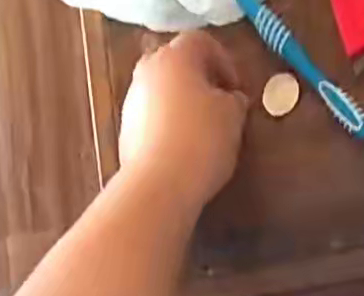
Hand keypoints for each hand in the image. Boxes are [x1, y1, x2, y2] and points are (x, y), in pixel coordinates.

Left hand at [118, 31, 248, 210]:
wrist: (160, 185)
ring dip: (183, 107)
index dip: (225, 62)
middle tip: (220, 109)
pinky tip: (183, 153)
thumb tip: (233, 99)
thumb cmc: (202, 143)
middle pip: (178, 66)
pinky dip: (169, 129)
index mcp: (176, 58)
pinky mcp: (126, 131)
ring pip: (163, 94)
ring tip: (202, 135)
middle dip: (200, 84)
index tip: (237, 89)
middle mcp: (148, 70)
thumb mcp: (232, 120)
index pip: (202, 42)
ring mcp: (133, 101)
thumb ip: (235, 102)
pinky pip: (153, 121)